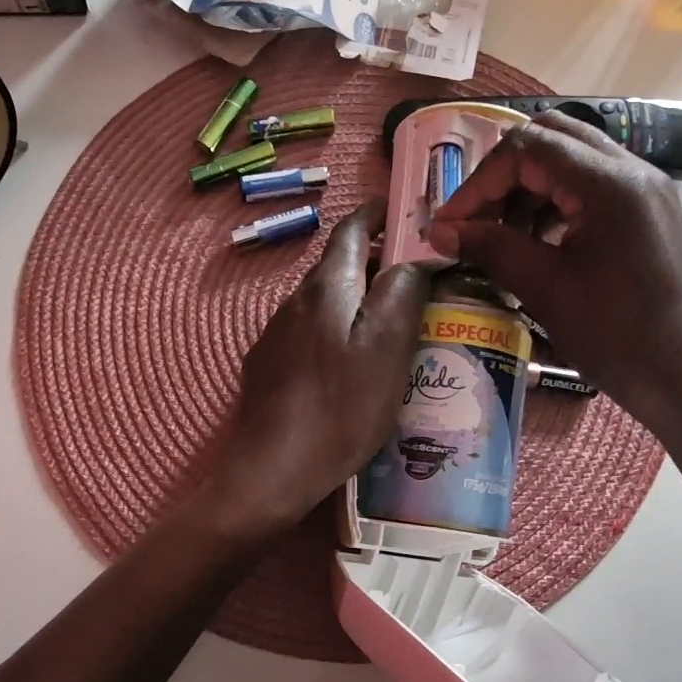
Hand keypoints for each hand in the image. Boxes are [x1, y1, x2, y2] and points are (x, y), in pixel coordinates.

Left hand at [206, 201, 431, 533]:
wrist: (273, 468)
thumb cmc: (341, 408)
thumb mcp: (388, 348)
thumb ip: (402, 293)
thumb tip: (413, 256)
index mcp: (327, 288)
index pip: (351, 229)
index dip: (379, 215)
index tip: (406, 213)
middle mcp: (294, 301)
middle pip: (337, 266)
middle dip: (373, 262)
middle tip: (415, 278)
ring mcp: (275, 335)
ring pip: (322, 302)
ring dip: (354, 301)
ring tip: (388, 324)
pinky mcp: (267, 367)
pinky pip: (307, 333)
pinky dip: (333, 332)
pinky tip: (347, 365)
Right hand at [429, 111, 681, 424]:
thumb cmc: (616, 334)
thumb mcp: (545, 289)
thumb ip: (492, 248)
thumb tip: (441, 231)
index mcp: (608, 182)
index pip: (527, 149)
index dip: (479, 183)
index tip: (450, 226)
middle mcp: (631, 171)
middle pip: (551, 138)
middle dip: (503, 175)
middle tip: (475, 221)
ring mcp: (644, 191)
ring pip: (571, 159)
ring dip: (527, 189)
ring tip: (502, 239)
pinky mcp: (647, 214)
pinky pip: (591, 187)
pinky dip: (554, 203)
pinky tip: (537, 246)